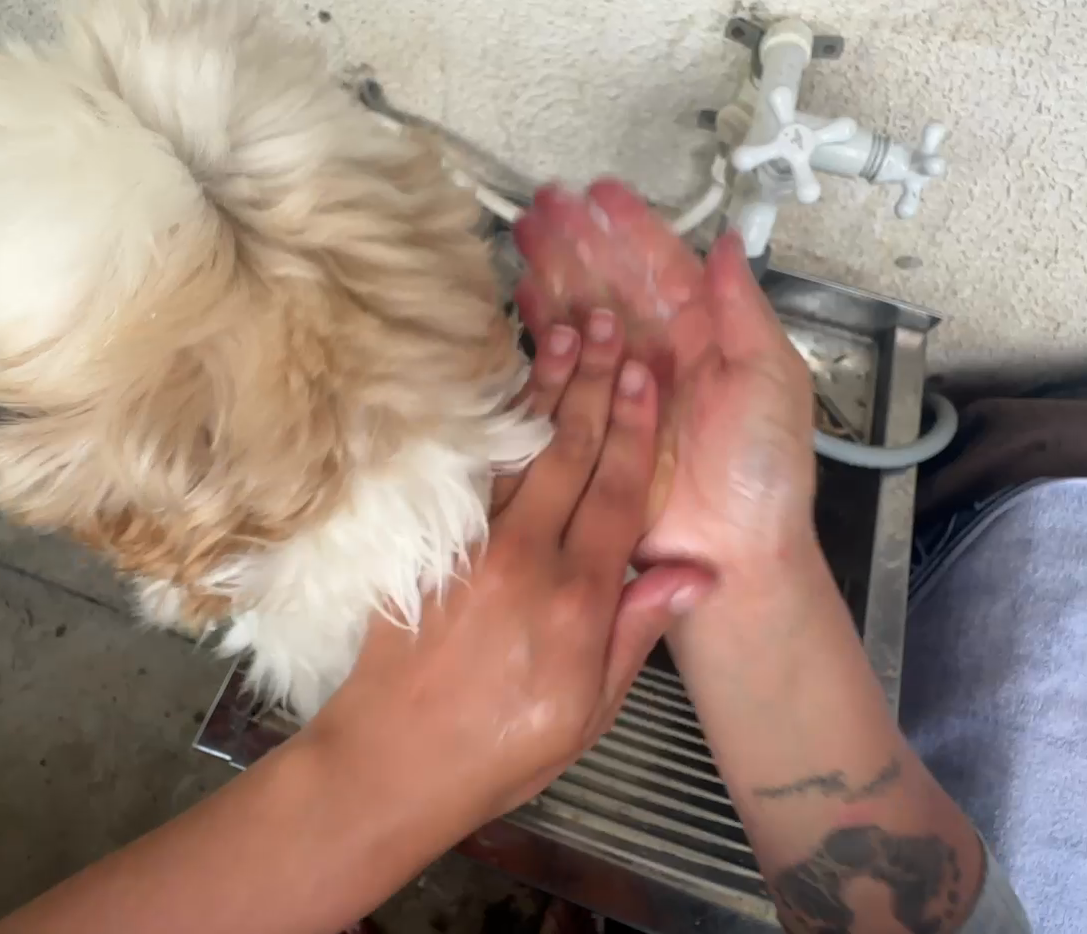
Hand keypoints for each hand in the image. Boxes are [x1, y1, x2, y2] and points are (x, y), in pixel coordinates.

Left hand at [302, 310, 712, 828]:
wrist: (393, 762)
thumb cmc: (503, 746)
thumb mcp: (590, 710)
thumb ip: (637, 629)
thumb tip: (693, 571)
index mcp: (577, 597)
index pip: (617, 492)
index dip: (635, 427)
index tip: (645, 375)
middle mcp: (526, 556)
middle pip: (571, 453)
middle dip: (594, 383)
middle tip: (607, 325)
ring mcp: (472, 544)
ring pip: (521, 449)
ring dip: (546, 387)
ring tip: (564, 334)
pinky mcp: (432, 544)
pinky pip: (473, 472)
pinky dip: (494, 425)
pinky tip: (505, 390)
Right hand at [513, 182, 817, 591]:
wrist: (729, 548)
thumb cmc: (761, 469)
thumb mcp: (774, 381)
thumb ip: (746, 311)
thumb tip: (727, 241)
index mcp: (706, 333)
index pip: (662, 266)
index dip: (631, 228)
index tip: (599, 193)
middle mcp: (658, 349)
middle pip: (612, 280)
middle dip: (579, 238)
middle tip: (544, 200)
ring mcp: (621, 382)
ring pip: (581, 312)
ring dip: (553, 270)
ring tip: (523, 230)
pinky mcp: (591, 418)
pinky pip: (561, 365)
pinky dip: (541, 330)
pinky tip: (523, 294)